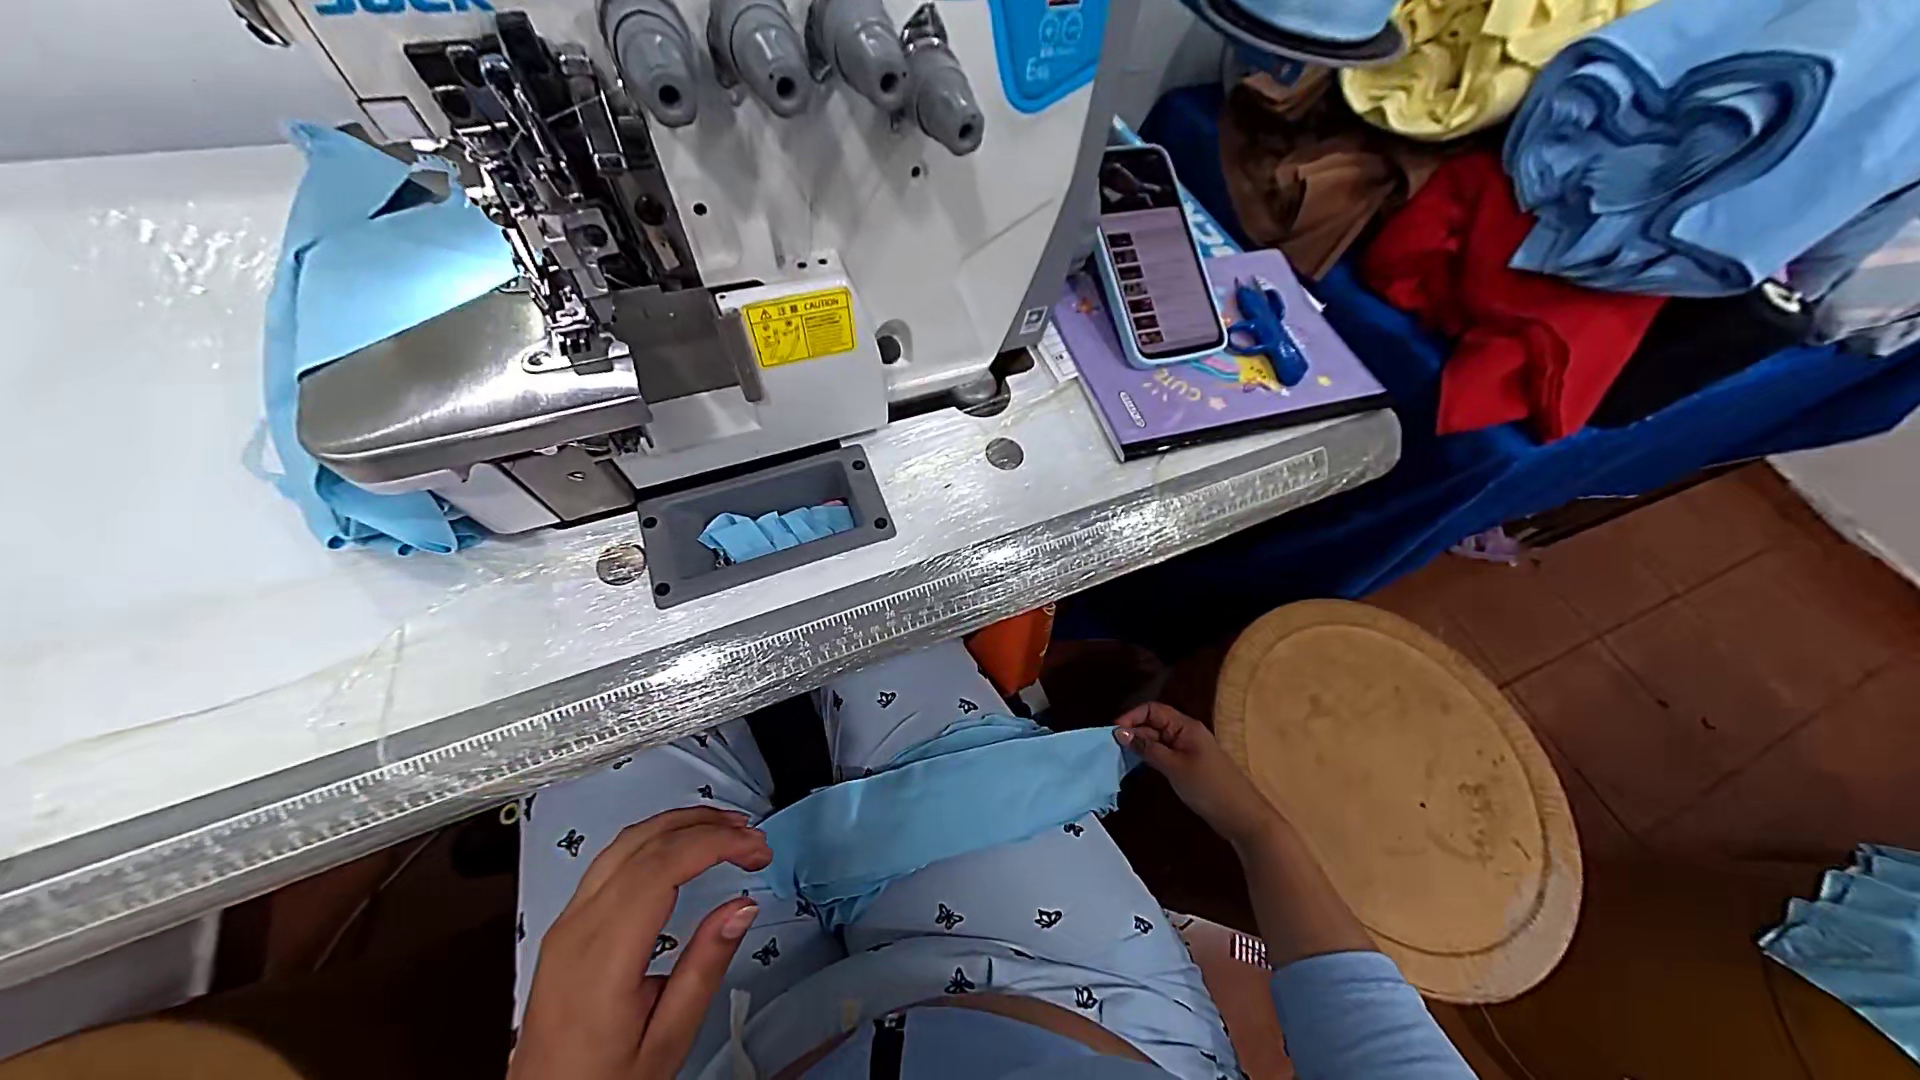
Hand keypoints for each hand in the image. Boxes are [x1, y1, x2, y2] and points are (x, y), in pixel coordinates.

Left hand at [509, 807, 771, 1079]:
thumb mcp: (667, 1040)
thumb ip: (705, 967)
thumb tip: (744, 906)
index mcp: (601, 957)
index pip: (661, 866)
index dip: (716, 843)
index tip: (757, 849)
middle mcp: (578, 926)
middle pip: (646, 842)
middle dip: (707, 826)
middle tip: (753, 835)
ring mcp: (568, 919)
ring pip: (627, 839)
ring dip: (683, 822)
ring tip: (728, 828)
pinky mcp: (568, 920)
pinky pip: (615, 855)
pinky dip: (659, 835)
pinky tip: (686, 842)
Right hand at [1114, 703, 1280, 848]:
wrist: (1242, 818)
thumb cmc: (1209, 787)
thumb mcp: (1174, 767)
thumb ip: (1147, 748)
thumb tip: (1120, 732)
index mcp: (1186, 726)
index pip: (1153, 710)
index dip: (1132, 716)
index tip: (1114, 731)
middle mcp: (1186, 733)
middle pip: (1154, 723)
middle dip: (1133, 731)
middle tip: (1112, 747)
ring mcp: (1188, 749)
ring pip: (1158, 739)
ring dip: (1140, 745)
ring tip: (1120, 756)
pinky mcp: (1188, 765)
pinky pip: (1164, 753)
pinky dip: (1149, 756)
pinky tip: (1138, 765)